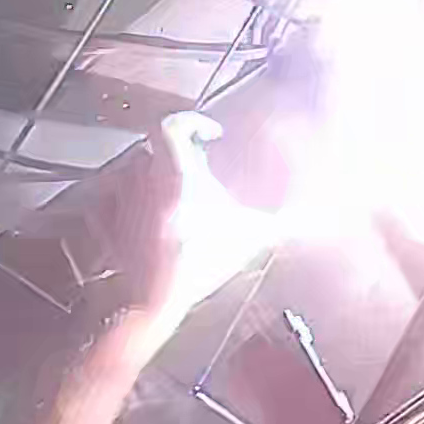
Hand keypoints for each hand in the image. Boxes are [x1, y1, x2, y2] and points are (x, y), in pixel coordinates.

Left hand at [106, 112, 277, 364]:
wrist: (154, 302)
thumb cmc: (203, 264)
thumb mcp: (253, 238)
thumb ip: (285, 220)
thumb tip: (317, 212)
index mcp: (178, 176)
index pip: (172, 125)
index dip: (193, 121)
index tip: (213, 134)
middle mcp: (145, 181)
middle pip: (155, 147)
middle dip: (179, 153)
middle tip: (202, 167)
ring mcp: (121, 201)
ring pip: (132, 168)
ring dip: (155, 173)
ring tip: (179, 191)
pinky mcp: (107, 223)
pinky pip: (111, 195)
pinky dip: (129, 196)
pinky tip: (150, 212)